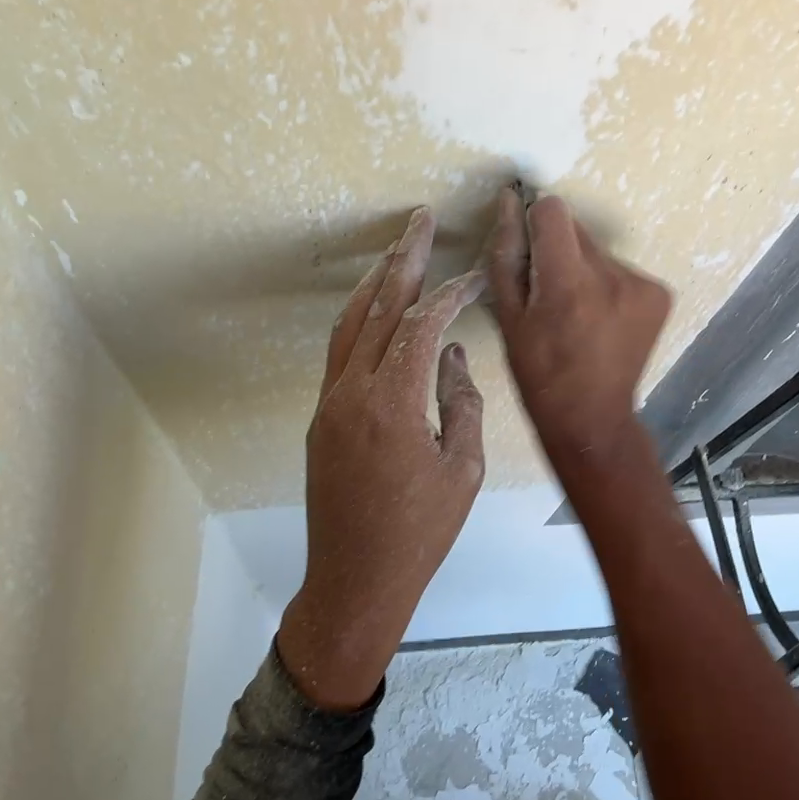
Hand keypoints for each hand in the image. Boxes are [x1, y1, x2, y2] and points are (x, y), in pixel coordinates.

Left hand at [277, 207, 486, 710]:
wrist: (356, 580)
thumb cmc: (420, 532)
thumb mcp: (462, 469)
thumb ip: (462, 403)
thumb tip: (451, 356)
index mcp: (394, 404)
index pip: (422, 325)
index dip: (451, 293)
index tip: (476, 275)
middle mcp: (354, 392)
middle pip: (378, 308)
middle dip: (403, 259)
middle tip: (420, 219)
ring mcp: (331, 404)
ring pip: (350, 325)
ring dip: (375, 283)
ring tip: (397, 251)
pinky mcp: (322, 418)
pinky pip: (340, 353)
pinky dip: (361, 320)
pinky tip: (376, 310)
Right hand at [484, 184, 671, 459]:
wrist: (592, 417)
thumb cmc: (539, 373)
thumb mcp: (508, 317)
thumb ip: (507, 254)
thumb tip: (510, 201)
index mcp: (568, 281)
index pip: (553, 210)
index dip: (536, 225)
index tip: (530, 252)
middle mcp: (612, 275)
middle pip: (577, 230)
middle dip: (559, 251)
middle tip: (551, 294)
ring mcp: (642, 284)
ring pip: (599, 252)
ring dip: (584, 269)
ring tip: (578, 313)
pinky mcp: (660, 294)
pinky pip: (622, 271)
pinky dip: (609, 287)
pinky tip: (601, 320)